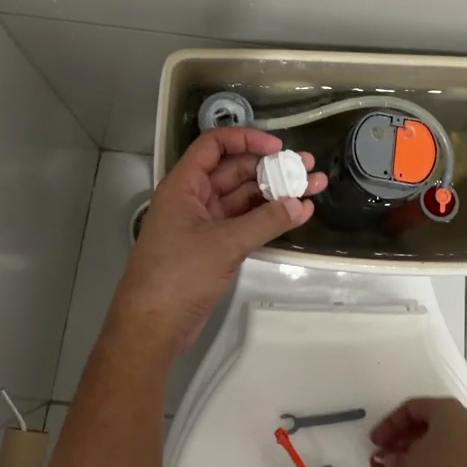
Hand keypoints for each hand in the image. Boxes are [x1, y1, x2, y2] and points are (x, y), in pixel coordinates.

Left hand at [108, 128, 327, 354]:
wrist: (152, 327)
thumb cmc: (178, 275)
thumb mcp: (224, 244)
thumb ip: (264, 222)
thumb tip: (299, 204)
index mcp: (184, 185)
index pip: (214, 145)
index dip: (246, 139)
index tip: (277, 147)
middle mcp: (194, 198)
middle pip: (235, 170)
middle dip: (271, 168)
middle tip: (308, 166)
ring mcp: (205, 223)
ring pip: (244, 198)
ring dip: (276, 193)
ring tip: (314, 187)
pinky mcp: (214, 247)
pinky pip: (245, 223)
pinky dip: (269, 218)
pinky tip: (298, 214)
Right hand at [368, 398, 466, 466]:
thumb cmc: (453, 462)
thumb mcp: (418, 459)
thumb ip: (397, 460)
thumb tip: (386, 462)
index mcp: (443, 410)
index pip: (410, 409)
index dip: (389, 424)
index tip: (374, 441)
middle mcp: (453, 426)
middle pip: (416, 436)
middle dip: (393, 454)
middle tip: (375, 466)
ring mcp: (461, 453)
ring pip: (424, 460)